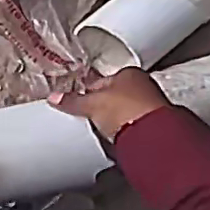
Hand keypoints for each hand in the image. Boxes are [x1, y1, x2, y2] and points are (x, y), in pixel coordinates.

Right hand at [48, 67, 170, 140]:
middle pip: (115, 94)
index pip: (102, 79)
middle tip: (86, 113)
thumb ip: (72, 100)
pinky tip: (113, 136)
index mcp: (130, 73)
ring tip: (99, 127)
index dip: (87, 89)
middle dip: (102, 104)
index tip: (78, 98)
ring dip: (113, 118)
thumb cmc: (127, 109)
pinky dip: (122, 130)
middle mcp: (144, 86)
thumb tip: (56, 97)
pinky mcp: (154, 125)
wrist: (150, 135)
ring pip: (124, 110)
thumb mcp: (90, 103)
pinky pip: (131, 126)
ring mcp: (151, 106)